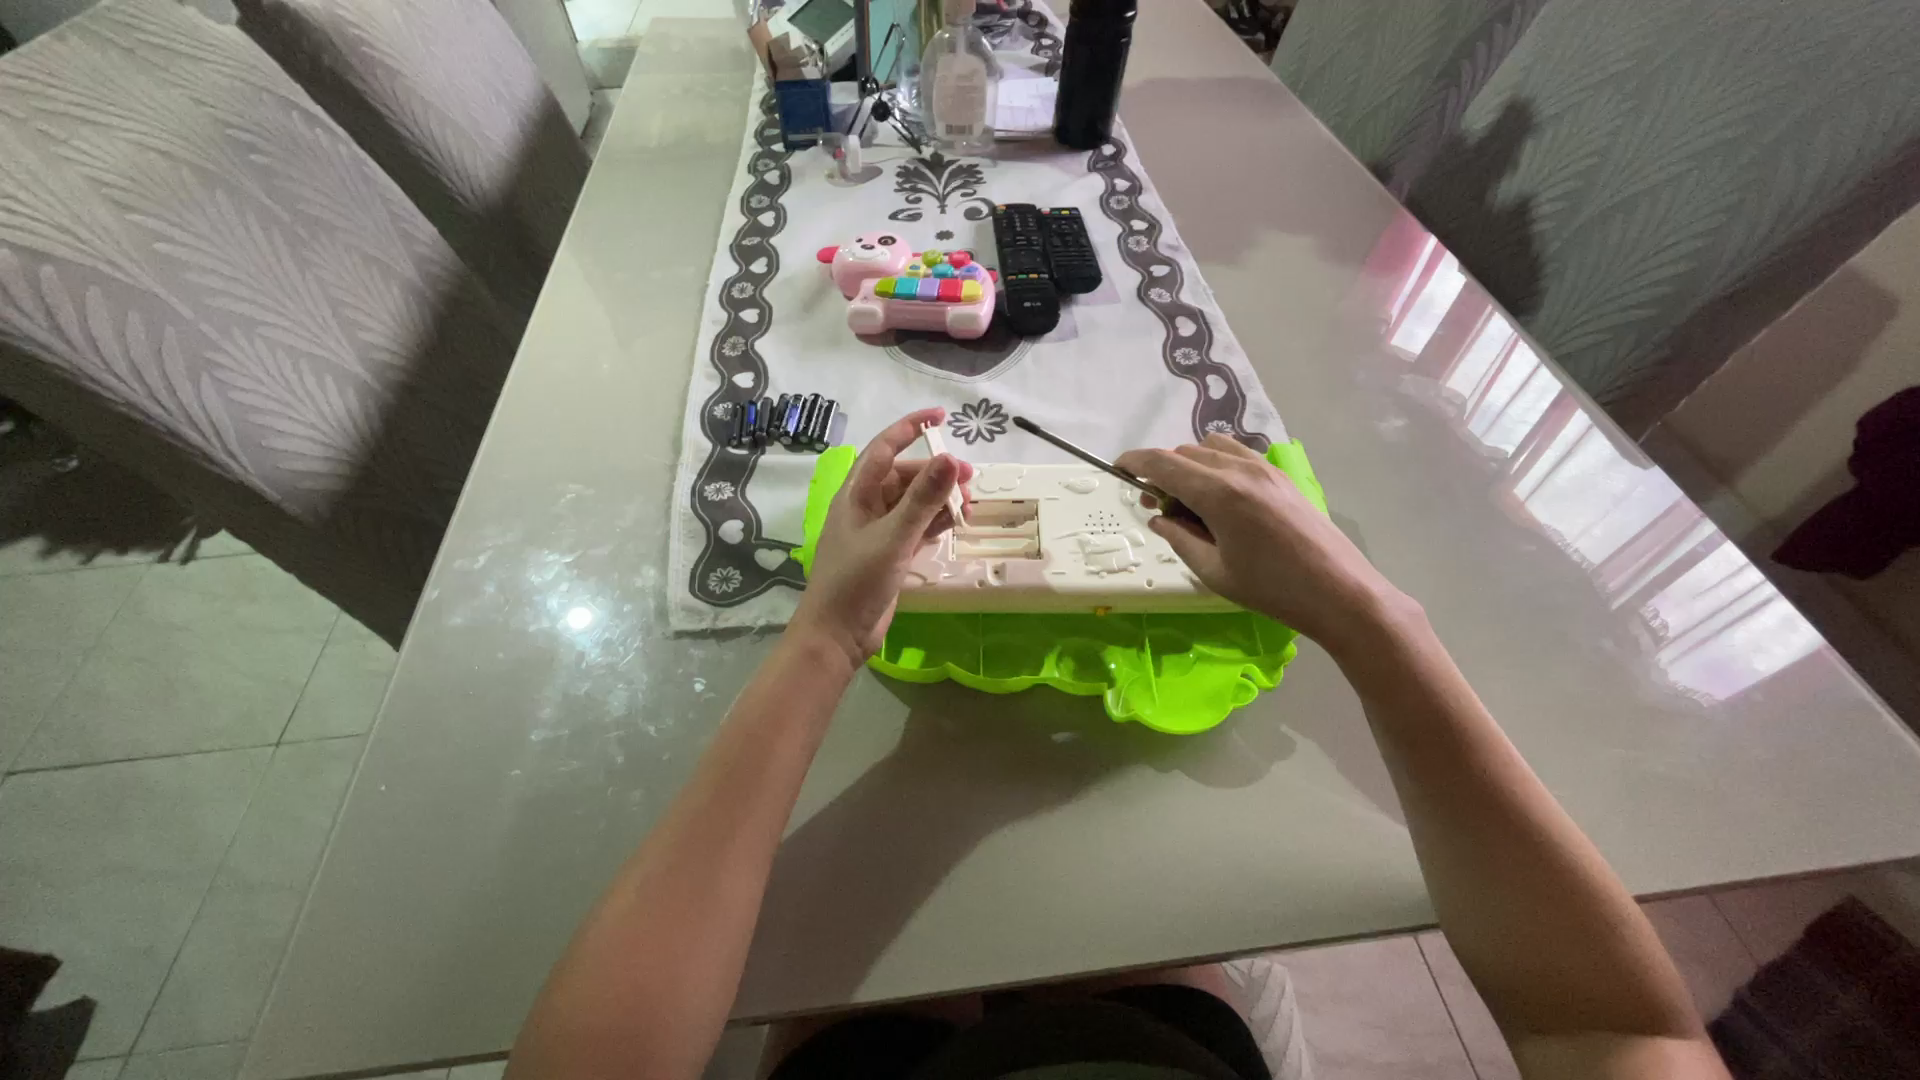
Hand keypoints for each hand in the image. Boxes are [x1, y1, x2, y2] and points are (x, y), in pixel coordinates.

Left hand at [792, 408, 972, 666]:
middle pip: (905, 476)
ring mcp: (878, 531)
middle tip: (969, 480)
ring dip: (940, 500)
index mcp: (856, 494)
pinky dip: (935, 522)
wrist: (836, 635)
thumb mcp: (893, 537)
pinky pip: (916, 526)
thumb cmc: (856, 582)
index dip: (911, 428)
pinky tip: (956, 524)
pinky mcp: (889, 553)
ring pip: (913, 502)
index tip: (942, 417)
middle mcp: (866, 506)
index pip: (885, 448)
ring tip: (968, 507)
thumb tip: (950, 460)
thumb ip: (923, 500)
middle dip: (936, 473)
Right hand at [1115, 434, 1405, 647]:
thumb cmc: (1272, 589)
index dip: (1134, 462)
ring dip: (1190, 465)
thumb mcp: (1213, 571)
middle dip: (1162, 473)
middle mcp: (1239, 470)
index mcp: (1218, 494)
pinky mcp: (1280, 475)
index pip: (1163, 463)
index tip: (1118, 470)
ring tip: (1191, 503)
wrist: (1339, 591)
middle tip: (1159, 509)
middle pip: (1184, 452)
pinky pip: (1236, 453)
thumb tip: (1157, 518)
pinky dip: (1216, 464)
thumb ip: (1178, 538)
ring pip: (1210, 447)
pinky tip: (1221, 498)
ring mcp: (1264, 468)